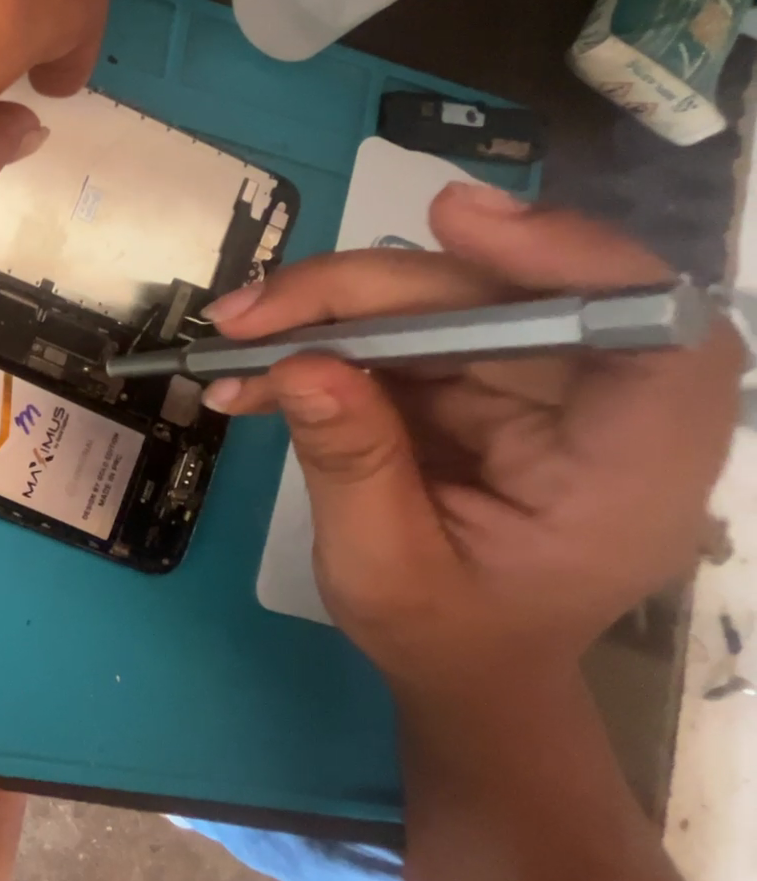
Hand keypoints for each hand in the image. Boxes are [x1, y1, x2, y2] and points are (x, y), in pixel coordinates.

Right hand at [200, 183, 743, 690]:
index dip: (570, 261)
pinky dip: (312, 346)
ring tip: (230, 344)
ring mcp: (529, 388)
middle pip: (498, 303)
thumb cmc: (445, 635)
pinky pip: (390, 337)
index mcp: (625, 476)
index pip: (651, 339)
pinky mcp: (471, 381)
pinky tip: (252, 374)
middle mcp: (593, 410)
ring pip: (431, 306)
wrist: (459, 661)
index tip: (452, 220)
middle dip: (360, 295)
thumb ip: (352, 467)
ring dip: (319, 314)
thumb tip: (301, 364)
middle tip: (246, 315)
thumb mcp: (383, 569)